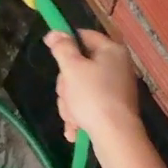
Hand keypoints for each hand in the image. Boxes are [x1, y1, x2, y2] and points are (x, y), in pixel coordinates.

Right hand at [44, 30, 144, 148]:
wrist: (116, 136)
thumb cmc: (93, 97)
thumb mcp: (72, 68)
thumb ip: (62, 48)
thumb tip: (55, 32)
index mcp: (111, 50)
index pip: (83, 36)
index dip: (65, 42)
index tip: (51, 52)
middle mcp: (116, 66)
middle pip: (79, 66)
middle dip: (67, 85)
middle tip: (68, 95)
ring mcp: (115, 88)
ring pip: (79, 89)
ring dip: (70, 104)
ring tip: (74, 117)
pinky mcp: (112, 108)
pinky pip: (88, 105)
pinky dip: (79, 116)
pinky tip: (74, 130)